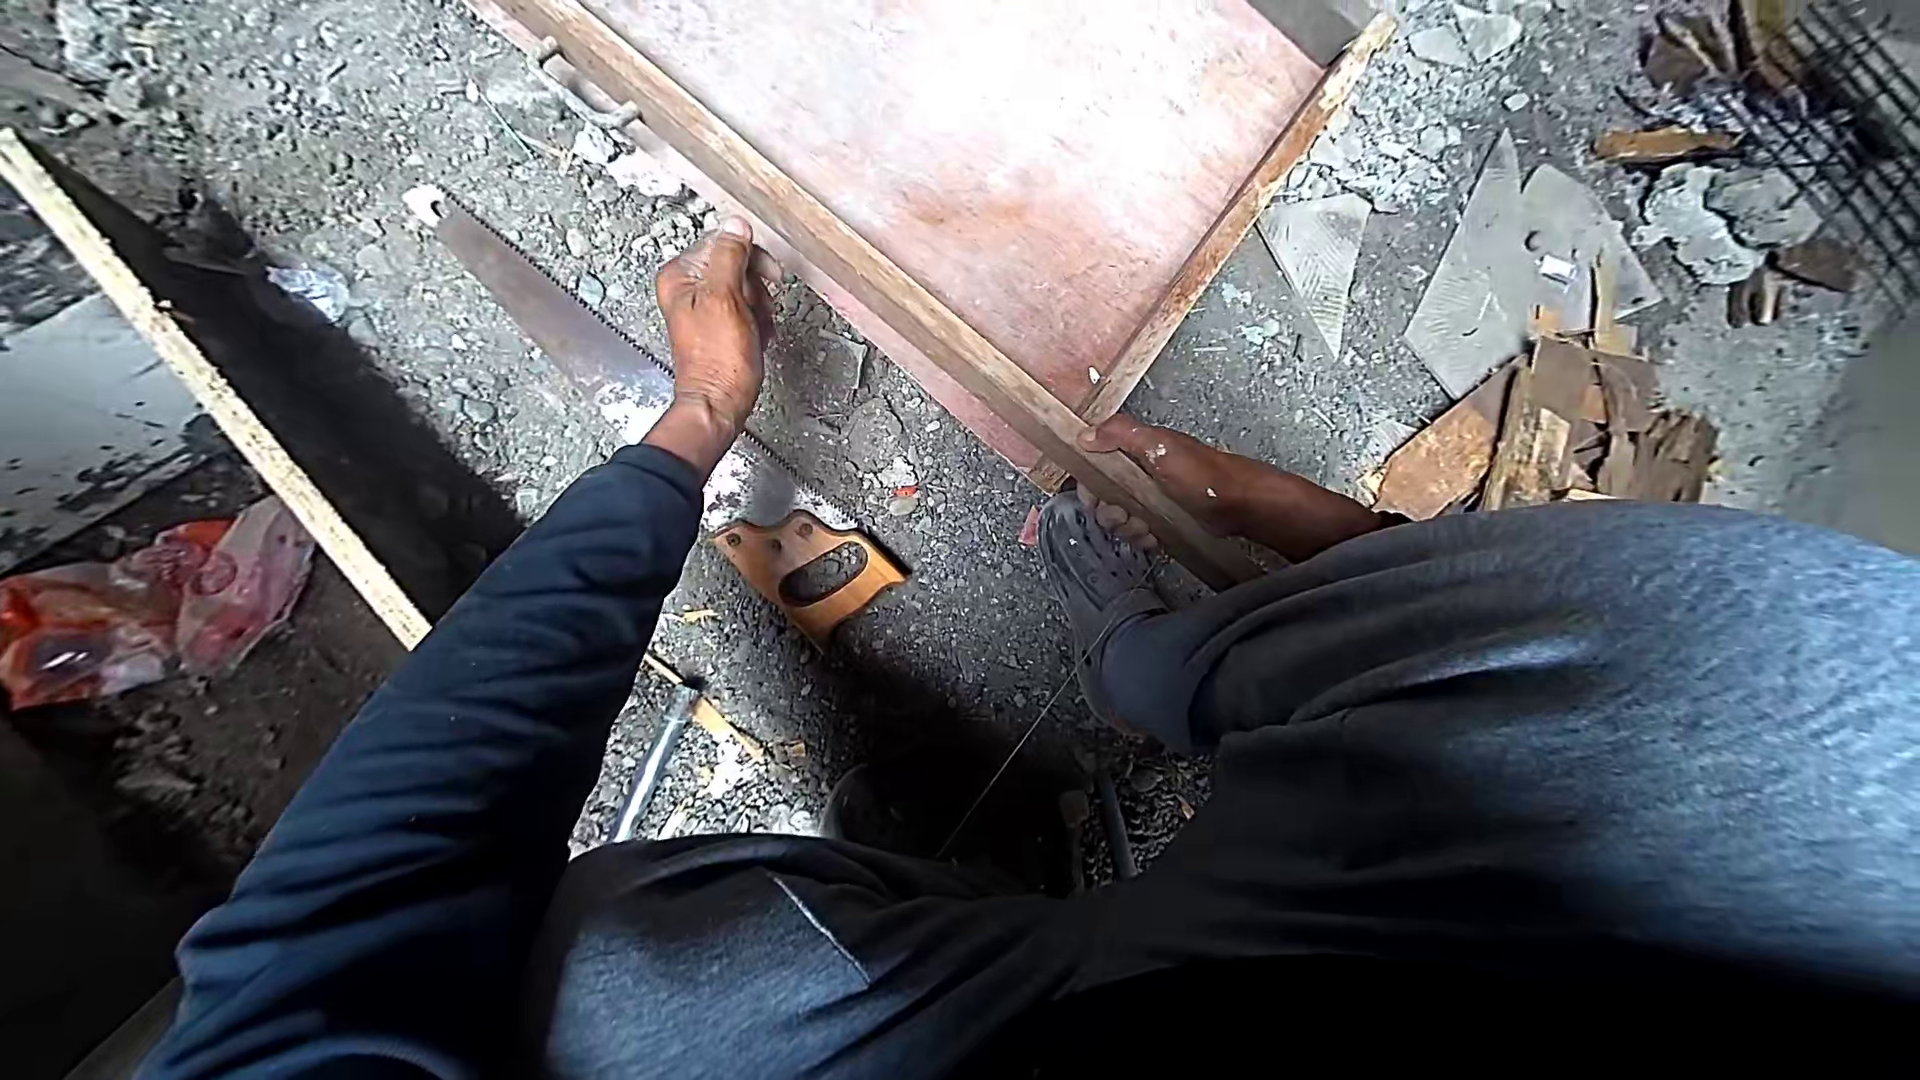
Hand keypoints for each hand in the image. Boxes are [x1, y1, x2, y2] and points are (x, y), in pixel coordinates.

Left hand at [644, 216, 780, 473]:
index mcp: (680, 276)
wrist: (721, 403)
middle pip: (736, 267)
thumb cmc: (718, 362)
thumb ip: (729, 257)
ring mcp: (706, 310)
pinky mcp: (722, 329)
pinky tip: (757, 337)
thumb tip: (736, 226)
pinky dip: (759, 323)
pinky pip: (748, 312)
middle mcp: (688, 290)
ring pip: (747, 290)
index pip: (722, 243)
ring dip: (761, 308)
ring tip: (758, 328)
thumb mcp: (725, 298)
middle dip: (756, 289)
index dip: (751, 259)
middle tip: (759, 309)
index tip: (770, 275)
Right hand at [1074, 414, 1392, 562]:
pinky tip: (1153, 535)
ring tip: (1144, 527)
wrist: (1244, 505)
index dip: (1090, 486)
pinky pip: (1135, 530)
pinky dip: (1140, 536)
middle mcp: (1139, 471)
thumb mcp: (1162, 447)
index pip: (1093, 466)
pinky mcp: (1160, 516)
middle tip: (1126, 515)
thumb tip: (1086, 433)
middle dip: (1110, 512)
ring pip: (1118, 517)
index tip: (1099, 498)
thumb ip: (1121, 435)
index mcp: (1135, 450)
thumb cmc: (1209, 476)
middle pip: (1101, 497)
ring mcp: (1149, 496)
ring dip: (1126, 527)